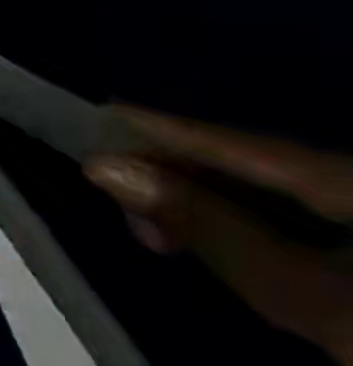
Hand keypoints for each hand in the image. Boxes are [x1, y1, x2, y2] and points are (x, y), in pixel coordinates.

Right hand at [85, 105, 352, 362]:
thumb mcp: (318, 303)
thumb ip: (210, 228)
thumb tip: (106, 165)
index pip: (240, 143)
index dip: (163, 130)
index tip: (97, 120)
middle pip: (268, 169)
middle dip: (191, 184)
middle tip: (141, 220)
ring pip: (298, 198)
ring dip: (226, 211)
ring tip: (178, 237)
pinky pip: (326, 220)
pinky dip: (274, 230)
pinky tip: (248, 248)